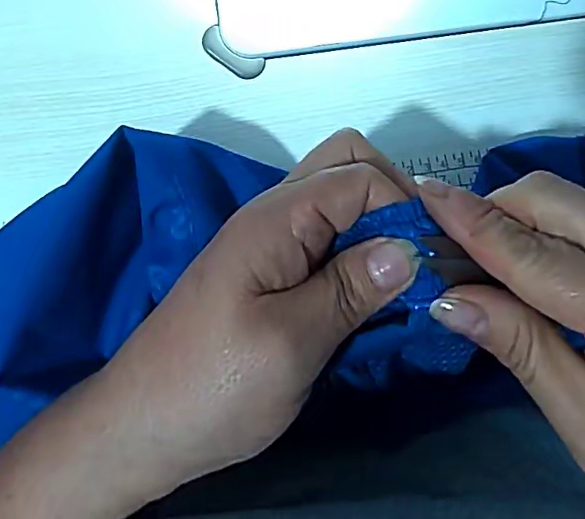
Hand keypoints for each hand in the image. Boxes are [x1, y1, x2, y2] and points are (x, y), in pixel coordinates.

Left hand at [0, 130, 421, 518]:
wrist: (144, 421)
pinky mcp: (270, 264)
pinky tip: (372, 288)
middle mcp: (274, 211)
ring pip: (336, 195)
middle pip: (345, 164)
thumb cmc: (213, 385)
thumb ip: (351, 289)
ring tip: (404, 278)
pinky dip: (356, 245)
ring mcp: (270, 236)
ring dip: (376, 222)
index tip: (440, 260)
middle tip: (419, 259)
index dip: (406, 208)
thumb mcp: (291, 342)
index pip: (359, 175)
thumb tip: (410, 247)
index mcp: (277, 216)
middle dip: (392, 198)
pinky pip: (324, 231)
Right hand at [417, 173, 584, 518]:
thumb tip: (446, 296)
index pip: (536, 253)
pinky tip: (532, 272)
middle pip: (555, 199)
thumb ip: (525, 354)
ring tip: (480, 262)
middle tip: (446, 246)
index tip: (418, 195)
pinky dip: (549, 234)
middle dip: (493, 209)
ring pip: (574, 204)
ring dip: (518, 219)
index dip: (470, 223)